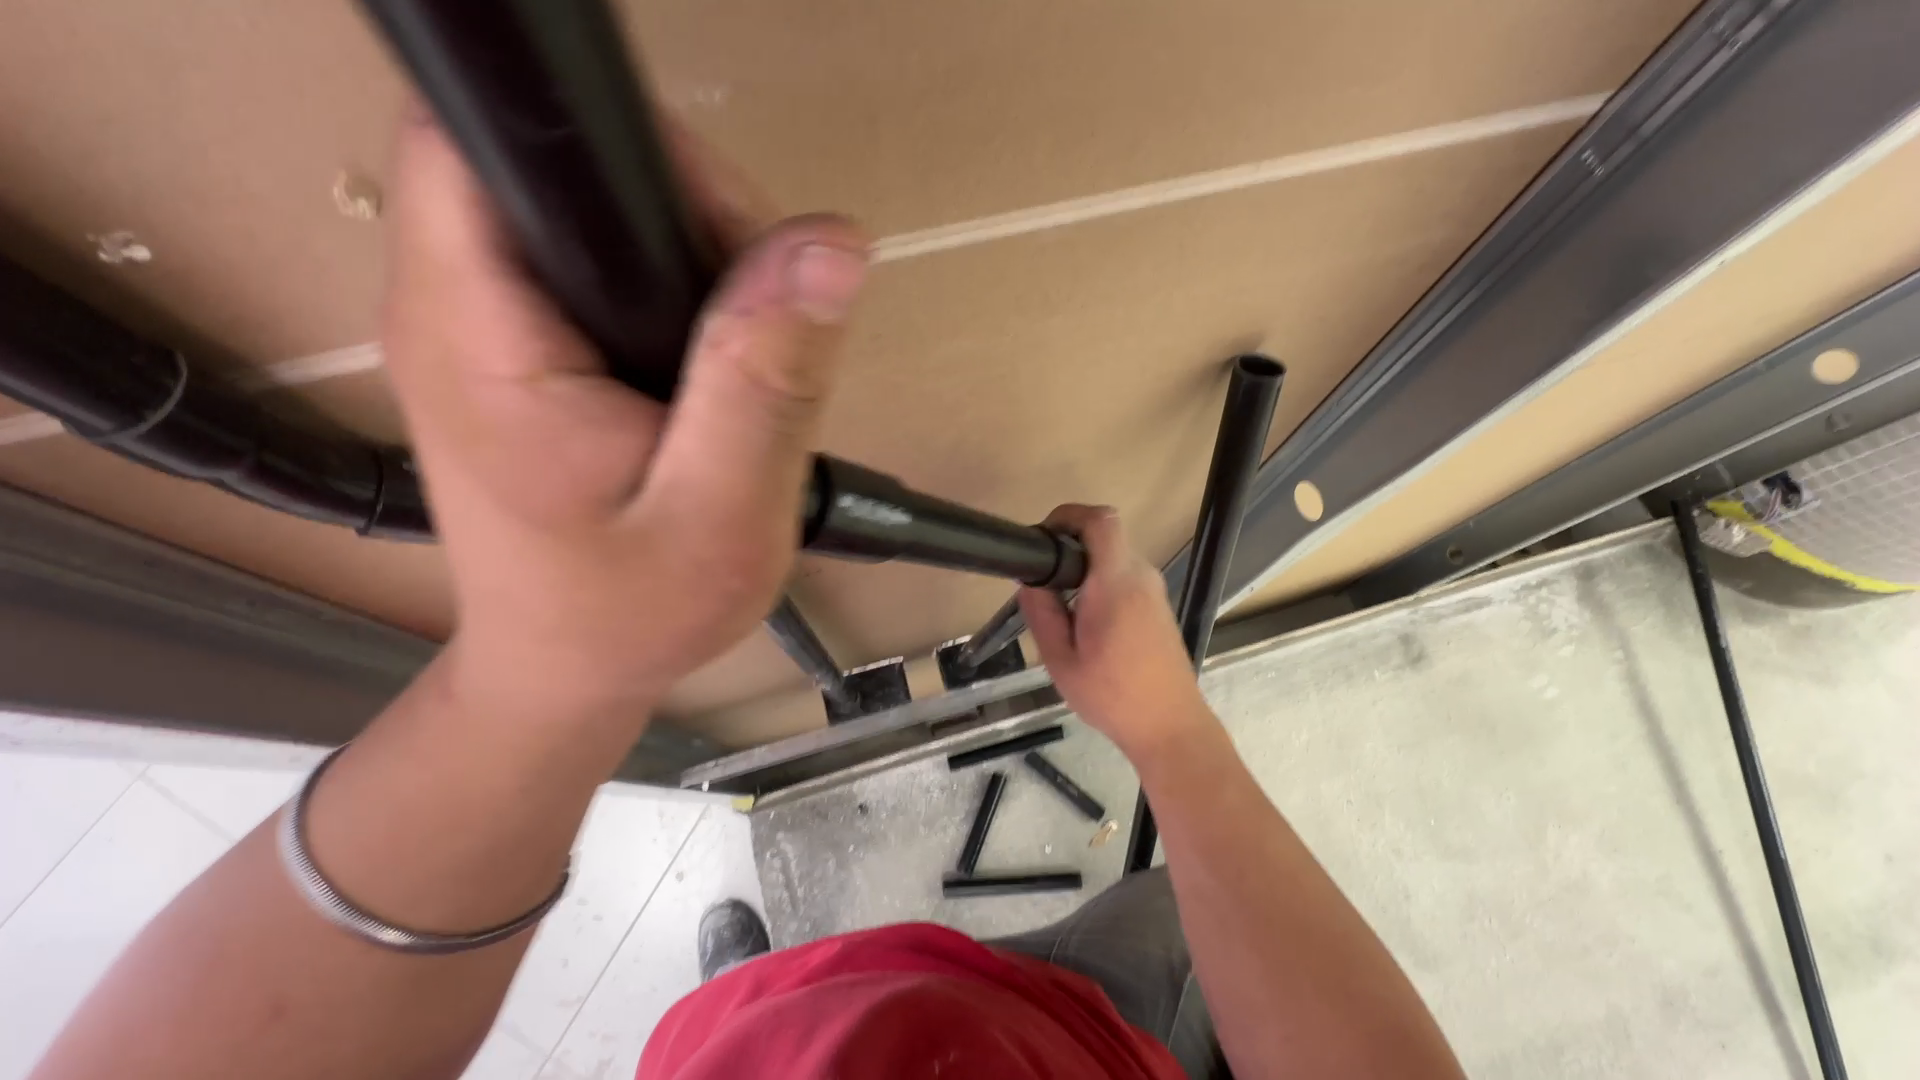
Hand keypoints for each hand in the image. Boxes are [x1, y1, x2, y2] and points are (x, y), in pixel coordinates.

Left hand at [379, 110, 868, 713]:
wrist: (565, 670)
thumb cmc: (629, 615)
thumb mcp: (719, 515)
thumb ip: (765, 382)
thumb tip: (829, 249)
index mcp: (481, 334)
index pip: (495, 144)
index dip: (622, 151)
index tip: (724, 235)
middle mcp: (455, 305)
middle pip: (559, 164)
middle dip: (684, 207)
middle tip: (760, 312)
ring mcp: (482, 323)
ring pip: (587, 206)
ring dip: (688, 249)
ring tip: (744, 351)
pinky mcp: (515, 346)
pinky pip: (594, 259)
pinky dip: (671, 285)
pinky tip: (710, 364)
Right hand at [1018, 505, 1216, 756]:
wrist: (1170, 725)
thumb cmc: (1113, 696)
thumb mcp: (1060, 660)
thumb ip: (1042, 613)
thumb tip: (1031, 581)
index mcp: (1115, 584)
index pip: (1100, 521)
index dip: (1068, 515)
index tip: (1043, 538)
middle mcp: (1140, 577)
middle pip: (1104, 537)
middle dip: (1069, 549)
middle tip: (1042, 583)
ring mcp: (1154, 591)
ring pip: (1113, 558)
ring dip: (1084, 570)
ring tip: (1060, 610)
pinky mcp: (1158, 606)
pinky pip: (1124, 577)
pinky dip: (1100, 585)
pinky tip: (1085, 624)